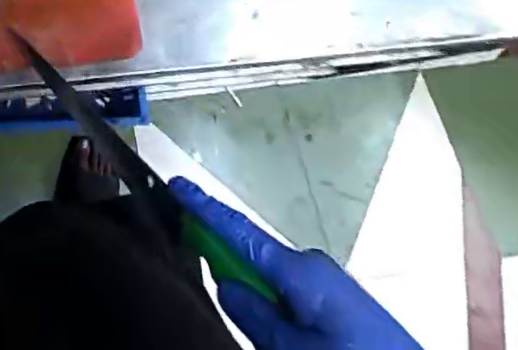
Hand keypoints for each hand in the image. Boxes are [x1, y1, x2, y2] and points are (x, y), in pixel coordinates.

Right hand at [169, 178, 422, 349]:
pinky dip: (278, 313)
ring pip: (274, 287)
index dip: (204, 208)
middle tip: (222, 302)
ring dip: (258, 304)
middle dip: (231, 273)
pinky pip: (294, 300)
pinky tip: (284, 339)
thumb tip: (227, 282)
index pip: (239, 231)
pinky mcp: (342, 308)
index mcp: (300, 271)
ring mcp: (330, 286)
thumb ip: (257, 318)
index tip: (175, 183)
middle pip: (254, 261)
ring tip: (269, 340)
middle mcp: (313, 268)